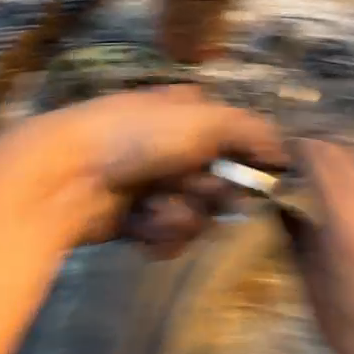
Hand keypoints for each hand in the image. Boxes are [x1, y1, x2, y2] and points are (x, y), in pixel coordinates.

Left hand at [14, 85, 285, 257]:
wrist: (67, 175)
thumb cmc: (139, 135)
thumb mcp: (206, 118)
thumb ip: (253, 132)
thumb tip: (286, 154)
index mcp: (191, 114)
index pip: (240, 145)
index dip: (245, 165)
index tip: (247, 176)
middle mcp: (176, 147)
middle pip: (222, 187)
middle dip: (207, 193)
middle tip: (188, 185)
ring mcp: (154, 184)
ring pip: (198, 218)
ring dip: (180, 217)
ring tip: (153, 207)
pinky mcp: (135, 220)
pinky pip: (170, 238)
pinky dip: (159, 234)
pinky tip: (140, 224)